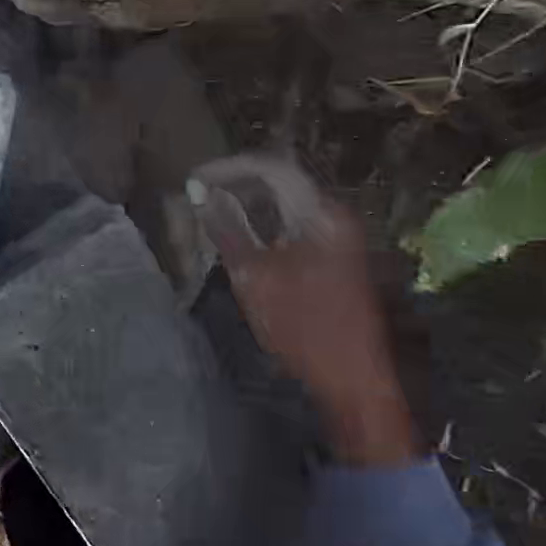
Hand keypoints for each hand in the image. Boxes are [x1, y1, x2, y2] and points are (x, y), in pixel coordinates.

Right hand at [189, 156, 420, 465]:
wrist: (352, 377)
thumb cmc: (303, 325)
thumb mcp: (254, 277)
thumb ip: (226, 230)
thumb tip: (200, 193)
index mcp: (321, 213)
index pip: (271, 168)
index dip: (228, 168)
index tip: (193, 179)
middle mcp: (334, 216)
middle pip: (280, 183)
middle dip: (236, 185)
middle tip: (198, 195)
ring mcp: (336, 238)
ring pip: (284, 207)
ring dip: (247, 206)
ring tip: (211, 214)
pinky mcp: (332, 258)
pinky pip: (291, 227)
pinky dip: (262, 227)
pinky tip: (238, 240)